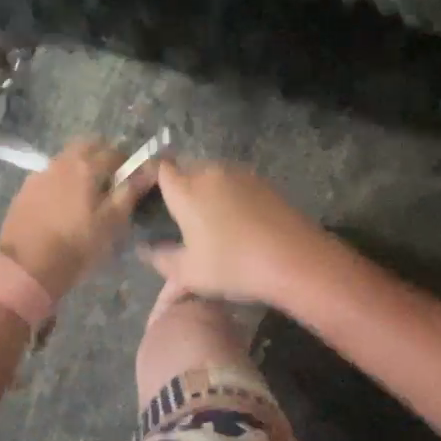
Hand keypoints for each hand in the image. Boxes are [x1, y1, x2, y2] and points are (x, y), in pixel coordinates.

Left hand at [0, 140, 154, 299]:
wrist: (26, 266)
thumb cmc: (76, 245)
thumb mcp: (111, 222)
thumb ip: (130, 191)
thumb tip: (149, 169)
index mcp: (85, 166)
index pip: (114, 152)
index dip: (126, 164)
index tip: (131, 181)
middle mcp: (61, 161)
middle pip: (87, 147)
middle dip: (102, 158)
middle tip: (110, 184)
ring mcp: (40, 173)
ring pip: (67, 159)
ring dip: (80, 168)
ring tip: (86, 197)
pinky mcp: (25, 188)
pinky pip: (50, 175)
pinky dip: (62, 181)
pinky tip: (63, 206)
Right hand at [137, 160, 331, 302]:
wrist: (295, 259)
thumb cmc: (233, 265)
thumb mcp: (190, 273)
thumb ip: (162, 259)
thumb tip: (145, 250)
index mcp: (186, 189)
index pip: (161, 167)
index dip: (154, 177)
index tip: (152, 196)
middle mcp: (210, 172)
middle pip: (187, 168)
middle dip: (181, 185)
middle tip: (181, 215)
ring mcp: (240, 174)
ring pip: (213, 174)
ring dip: (207, 190)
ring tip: (211, 220)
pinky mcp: (263, 182)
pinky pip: (236, 182)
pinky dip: (231, 196)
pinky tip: (238, 222)